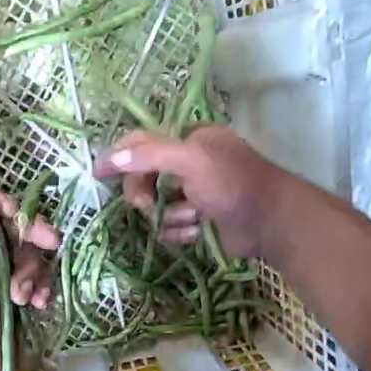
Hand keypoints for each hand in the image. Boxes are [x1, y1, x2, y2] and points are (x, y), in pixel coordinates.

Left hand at [0, 189, 59, 370]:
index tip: (12, 211)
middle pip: (6, 225)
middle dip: (28, 233)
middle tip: (51, 240)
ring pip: (26, 251)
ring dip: (32, 270)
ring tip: (24, 298)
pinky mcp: (16, 296)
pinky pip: (37, 277)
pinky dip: (40, 287)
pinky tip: (37, 305)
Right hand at [92, 126, 292, 257]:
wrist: (272, 224)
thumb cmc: (234, 184)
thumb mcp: (192, 161)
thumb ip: (151, 155)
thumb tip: (112, 157)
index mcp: (190, 139)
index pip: (143, 142)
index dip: (119, 156)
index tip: (98, 174)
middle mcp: (191, 163)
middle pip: (145, 177)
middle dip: (146, 194)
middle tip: (148, 207)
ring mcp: (195, 193)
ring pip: (158, 206)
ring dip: (169, 216)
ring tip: (193, 219)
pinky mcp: (200, 219)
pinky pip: (171, 226)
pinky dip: (180, 231)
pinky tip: (197, 231)